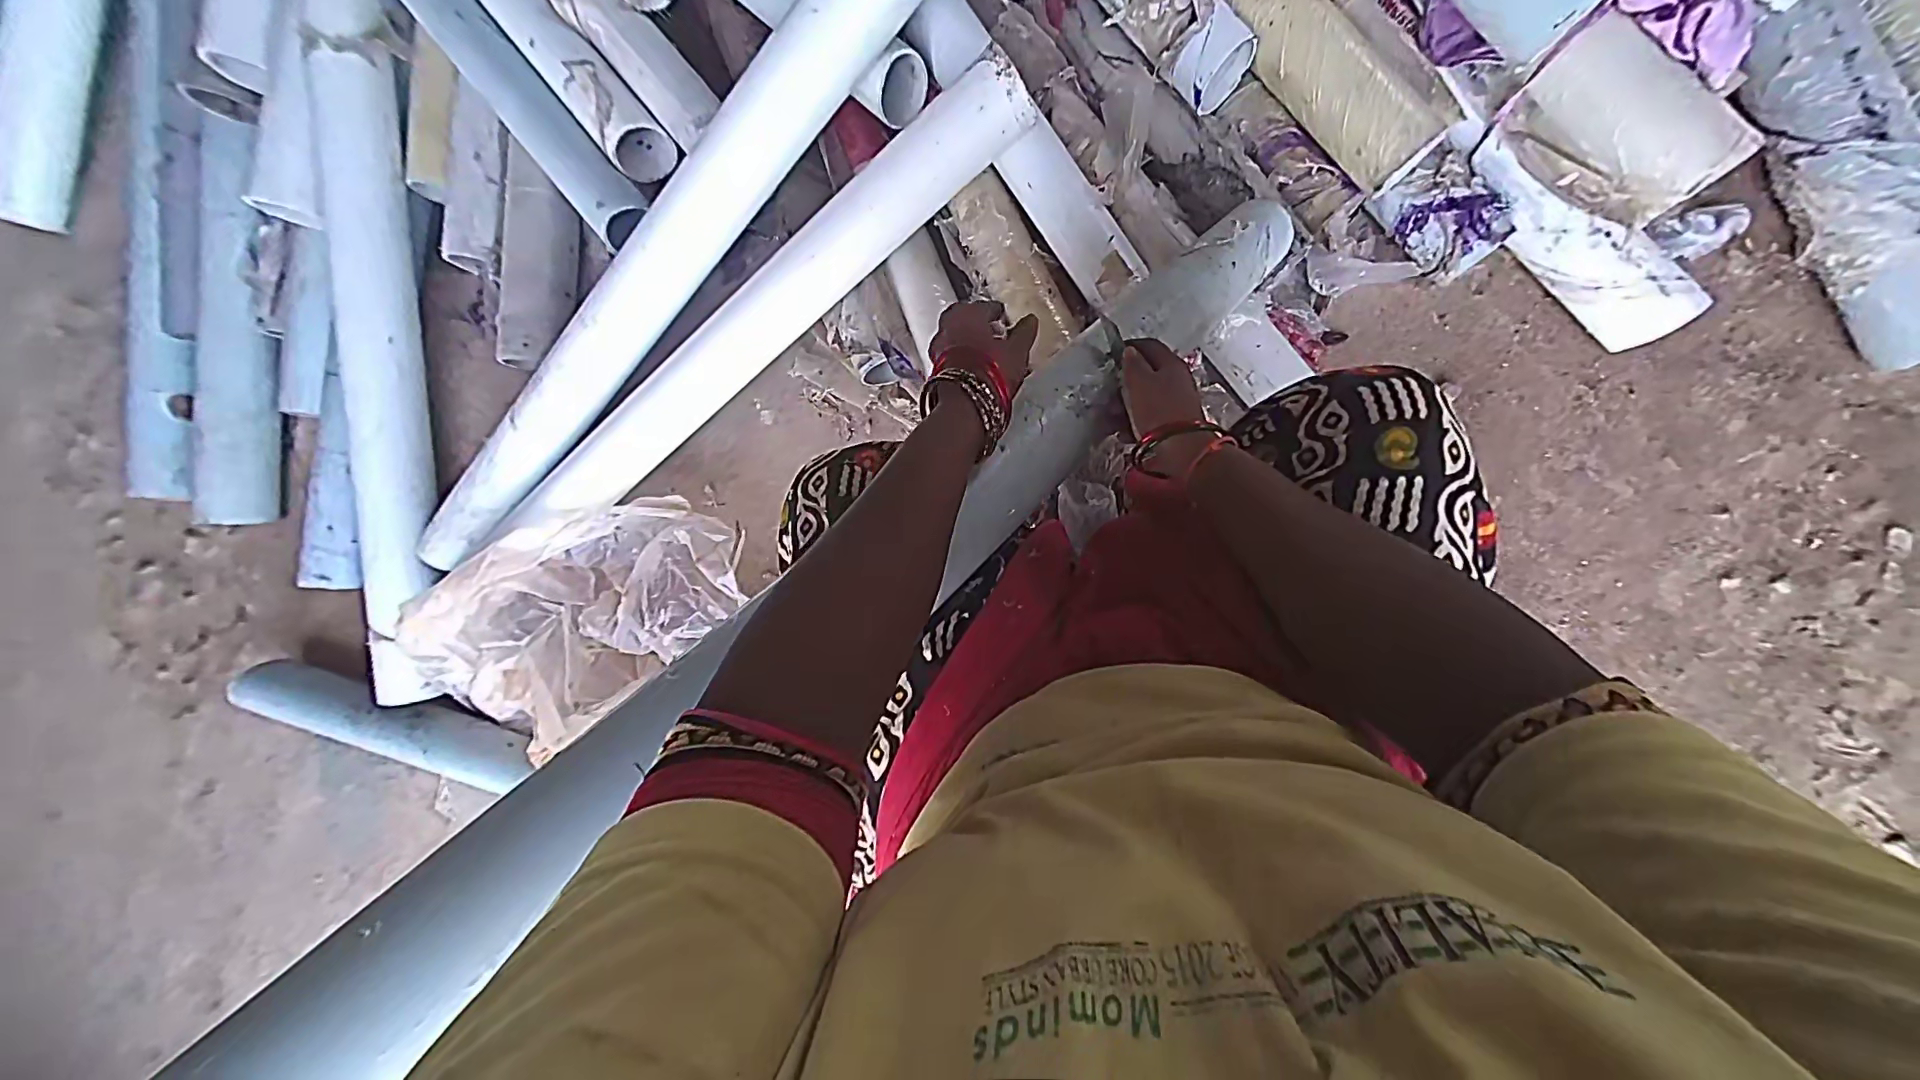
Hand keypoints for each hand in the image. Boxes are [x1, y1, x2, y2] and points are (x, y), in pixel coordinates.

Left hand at [929, 301, 1038, 401]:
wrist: (965, 403)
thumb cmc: (989, 372)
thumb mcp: (1017, 350)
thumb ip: (1024, 332)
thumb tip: (1030, 322)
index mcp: (967, 313)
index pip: (986, 307)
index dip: (997, 313)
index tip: (1003, 317)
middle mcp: (948, 327)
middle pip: (966, 322)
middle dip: (979, 327)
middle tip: (992, 333)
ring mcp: (938, 349)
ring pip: (957, 340)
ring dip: (970, 344)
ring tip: (986, 354)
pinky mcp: (935, 370)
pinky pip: (952, 358)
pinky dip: (963, 359)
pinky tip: (975, 369)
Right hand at [1120, 338, 1215, 475]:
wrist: (1180, 450)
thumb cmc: (1158, 411)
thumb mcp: (1140, 383)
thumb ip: (1133, 365)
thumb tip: (1129, 351)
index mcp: (1171, 364)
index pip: (1149, 346)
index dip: (1129, 349)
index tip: (1111, 357)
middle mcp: (1176, 381)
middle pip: (1146, 375)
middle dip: (1123, 384)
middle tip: (1108, 393)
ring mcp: (1175, 404)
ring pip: (1144, 398)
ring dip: (1124, 406)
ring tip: (1111, 418)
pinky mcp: (1171, 425)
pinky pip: (1147, 417)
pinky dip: (1133, 422)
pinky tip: (1123, 432)